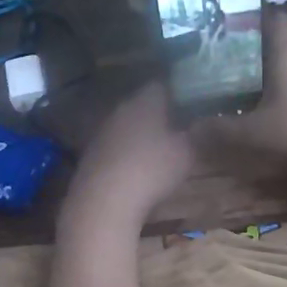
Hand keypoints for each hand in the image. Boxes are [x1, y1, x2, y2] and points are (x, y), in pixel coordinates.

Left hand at [63, 81, 194, 228]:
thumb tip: (196, 124)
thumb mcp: (186, 153)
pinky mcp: (89, 152)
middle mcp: (121, 109)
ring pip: (125, 124)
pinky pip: (113, 145)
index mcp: (145, 101)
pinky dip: (124, 152)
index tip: (187, 106)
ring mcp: (102, 130)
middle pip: (141, 104)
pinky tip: (133, 168)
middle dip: (157, 114)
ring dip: (138, 134)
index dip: (175, 94)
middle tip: (174, 128)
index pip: (161, 85)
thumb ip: (193, 135)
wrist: (104, 201)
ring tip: (155, 151)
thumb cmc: (152, 169)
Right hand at [205, 12, 286, 169]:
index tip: (243, 31)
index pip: (277, 20)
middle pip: (285, 45)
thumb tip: (195, 126)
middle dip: (267, 54)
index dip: (261, 20)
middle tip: (244, 70)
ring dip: (286, 74)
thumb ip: (223, 127)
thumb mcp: (254, 131)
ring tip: (267, 93)